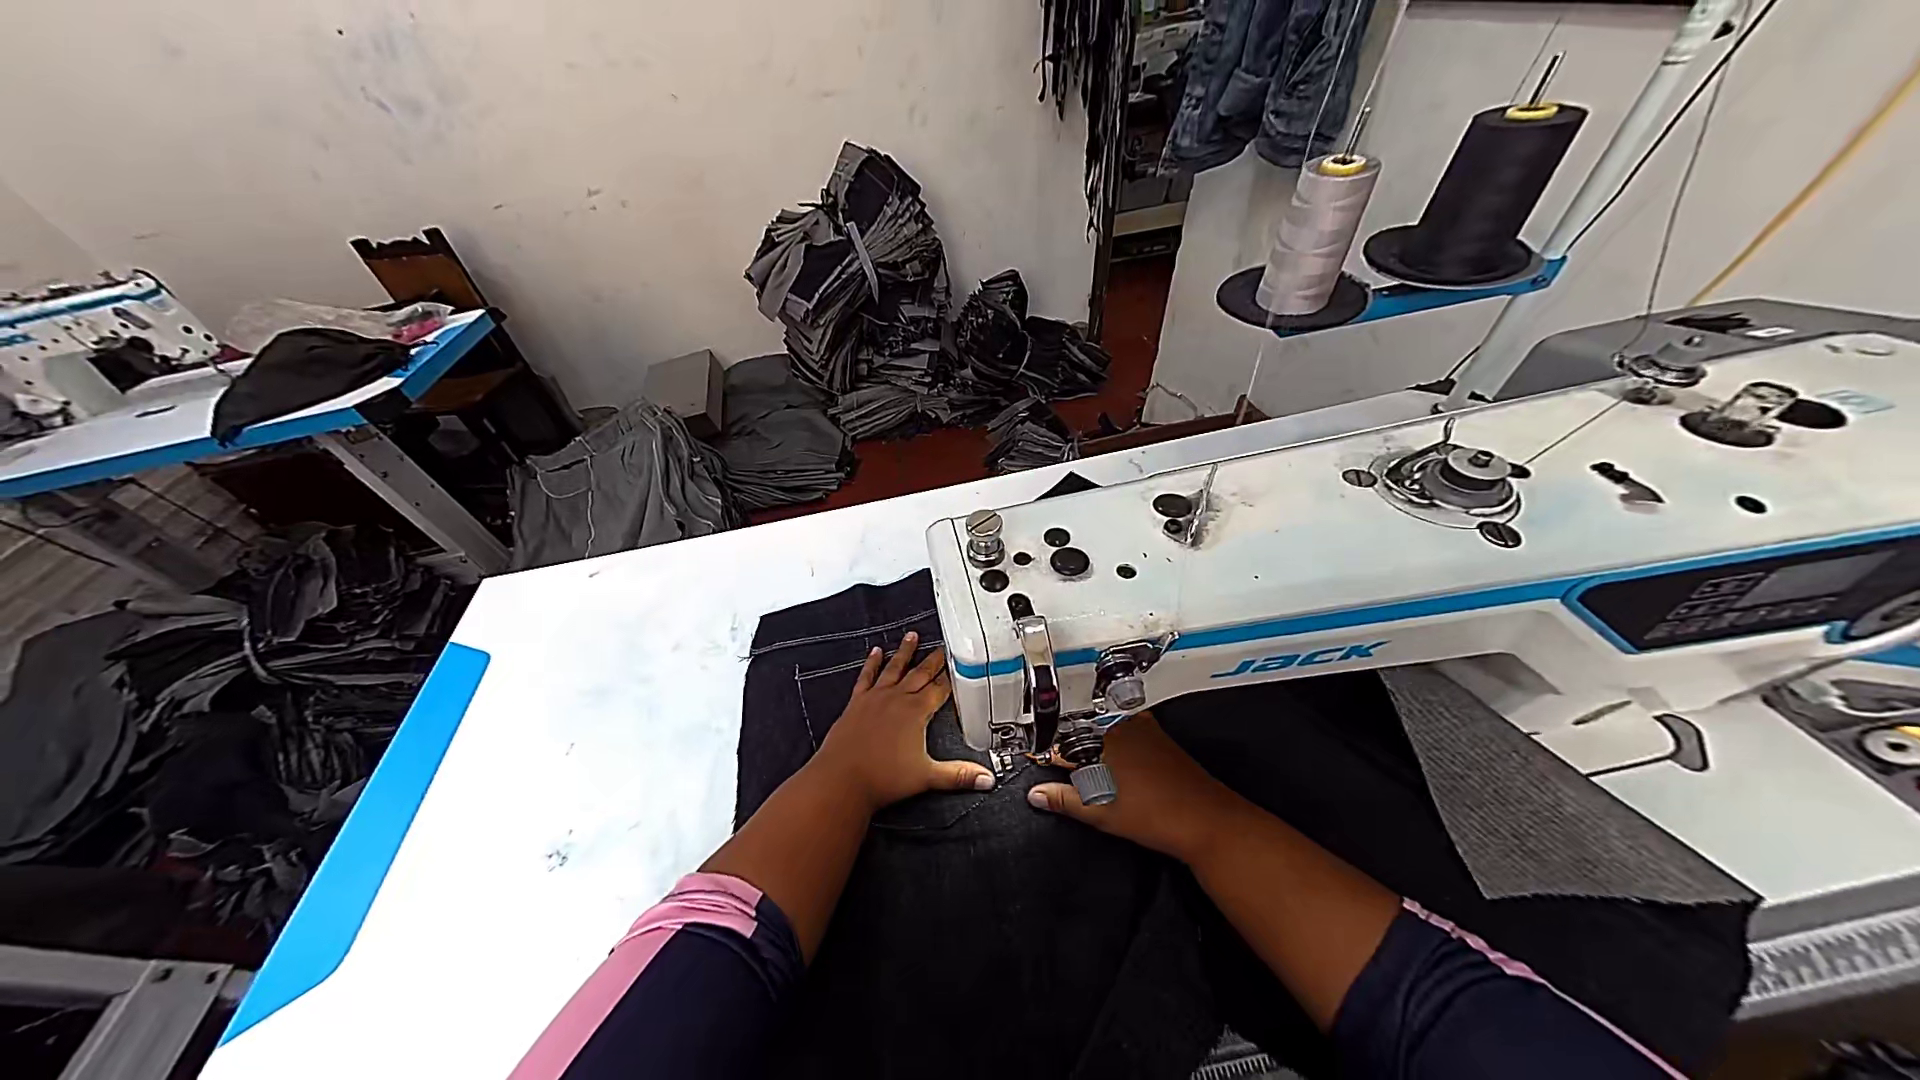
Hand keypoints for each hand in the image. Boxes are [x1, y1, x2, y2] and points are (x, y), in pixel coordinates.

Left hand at [809, 632, 994, 813]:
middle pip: (920, 673)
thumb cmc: (881, 778)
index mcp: (916, 712)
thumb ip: (958, 775)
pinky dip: (872, 663)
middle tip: (942, 647)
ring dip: (905, 652)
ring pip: (895, 668)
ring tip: (911, 636)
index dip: (952, 677)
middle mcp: (896, 699)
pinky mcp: (856, 703)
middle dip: (934, 660)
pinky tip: (875, 653)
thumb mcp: (927, 776)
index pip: (940, 689)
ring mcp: (875, 698)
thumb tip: (986, 780)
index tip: (960, 667)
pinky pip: (867, 676)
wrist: (841, 780)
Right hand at [1026, 712, 1251, 863]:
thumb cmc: (1159, 815)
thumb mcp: (1101, 811)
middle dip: (1075, 754)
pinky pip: (1128, 733)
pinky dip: (1119, 748)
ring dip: (1097, 750)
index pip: (1064, 745)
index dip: (1052, 759)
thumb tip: (1037, 795)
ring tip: (1101, 779)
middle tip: (1074, 779)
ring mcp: (1143, 729)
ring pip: (1106, 733)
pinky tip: (1124, 772)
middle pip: (1085, 735)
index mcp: (1103, 739)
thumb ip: (1064, 799)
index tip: (1045, 768)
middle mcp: (1122, 727)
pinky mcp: (1158, 736)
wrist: (1207, 821)